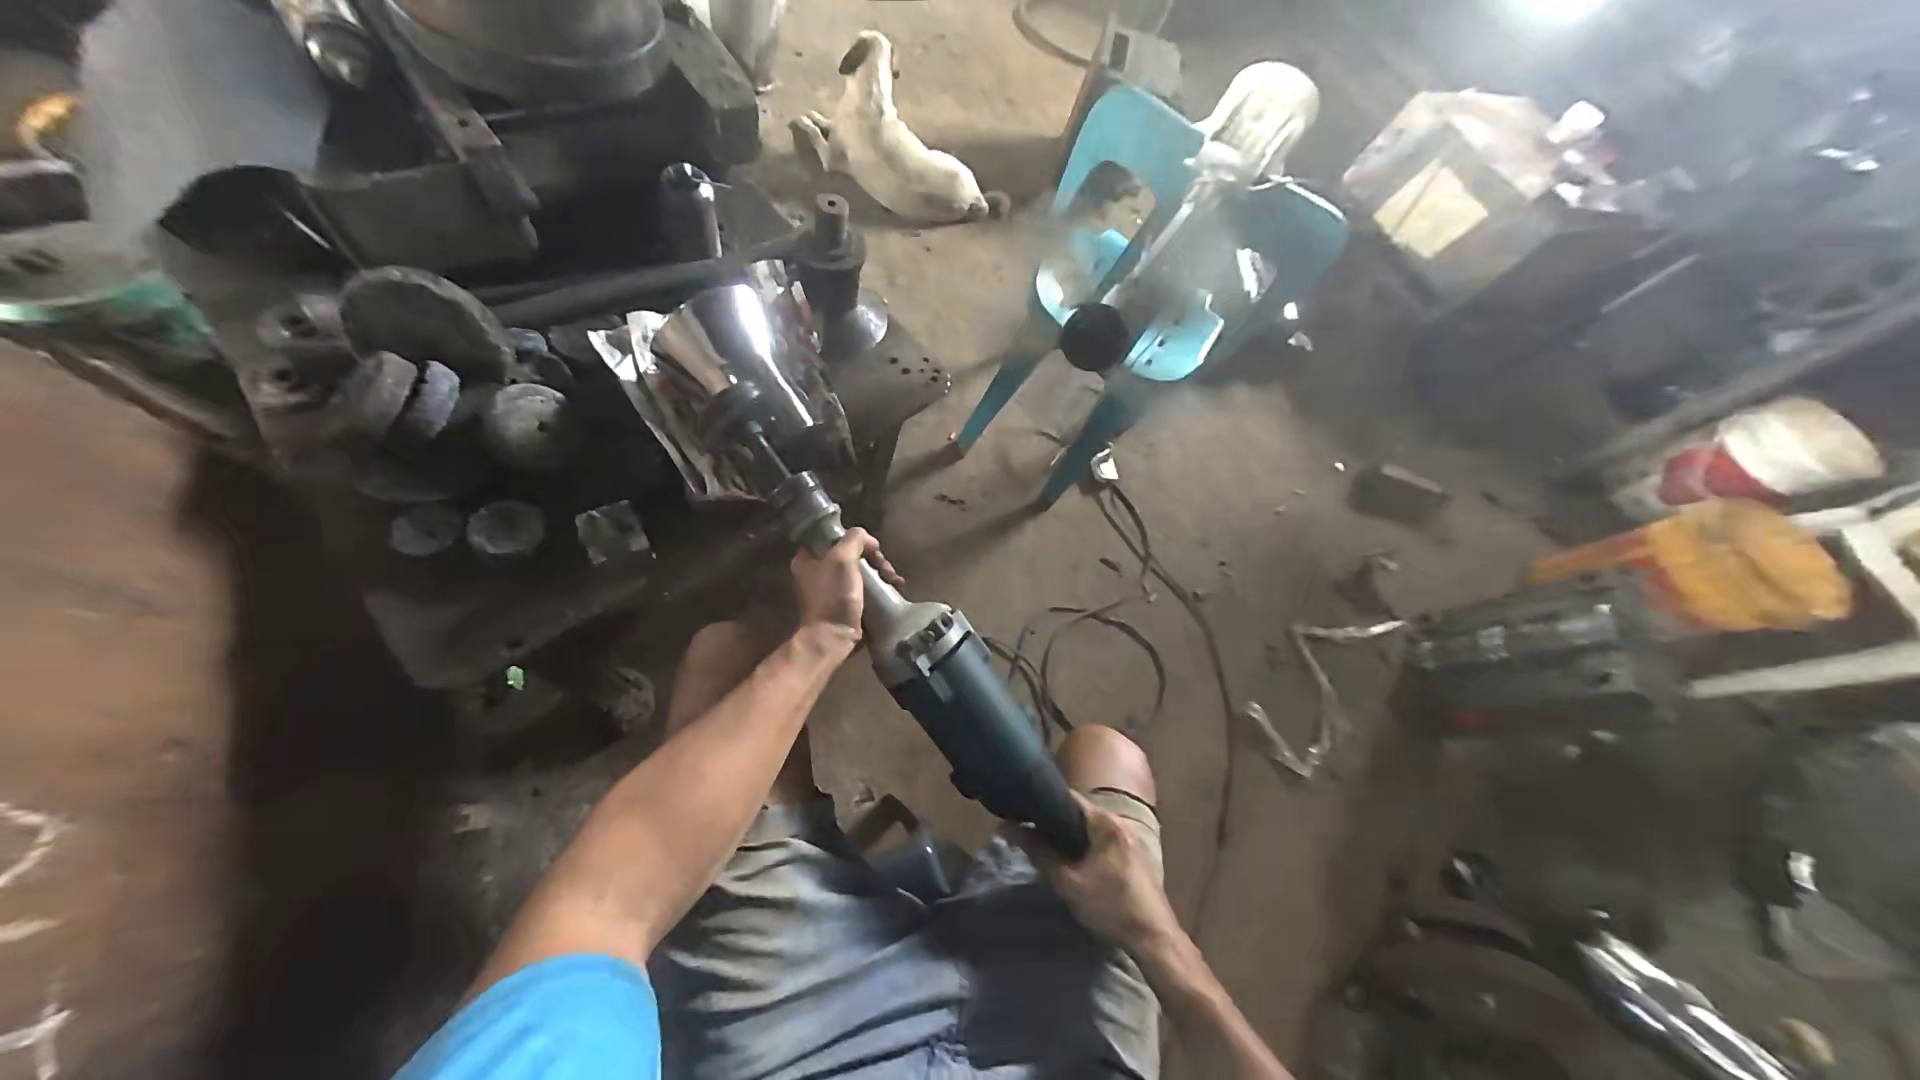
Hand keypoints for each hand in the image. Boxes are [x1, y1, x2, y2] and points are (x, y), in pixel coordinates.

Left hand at [790, 528, 901, 636]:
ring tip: (894, 580)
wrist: (832, 638)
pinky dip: (878, 585)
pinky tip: (894, 587)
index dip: (855, 539)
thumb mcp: (842, 559)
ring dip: (880, 571)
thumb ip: (854, 539)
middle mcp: (816, 571)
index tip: (872, 548)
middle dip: (874, 558)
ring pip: (860, 569)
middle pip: (851, 553)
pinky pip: (863, 586)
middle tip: (886, 568)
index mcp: (807, 558)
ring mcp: (830, 588)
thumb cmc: (834, 597)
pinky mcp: (844, 603)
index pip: (834, 536)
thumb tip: (868, 539)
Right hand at [1023, 792, 1180, 950]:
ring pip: (1094, 827)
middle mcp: (1121, 822)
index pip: (1069, 797)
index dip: (1044, 801)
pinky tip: (1079, 862)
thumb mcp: (1068, 883)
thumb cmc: (1110, 906)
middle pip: (1082, 812)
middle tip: (1035, 834)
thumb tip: (1011, 828)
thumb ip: (1040, 853)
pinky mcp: (1138, 855)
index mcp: (1105, 822)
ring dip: (1074, 836)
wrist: (1154, 939)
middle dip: (1057, 821)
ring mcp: (1133, 838)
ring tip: (1053, 849)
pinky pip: (1106, 839)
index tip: (1025, 811)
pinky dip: (1089, 845)